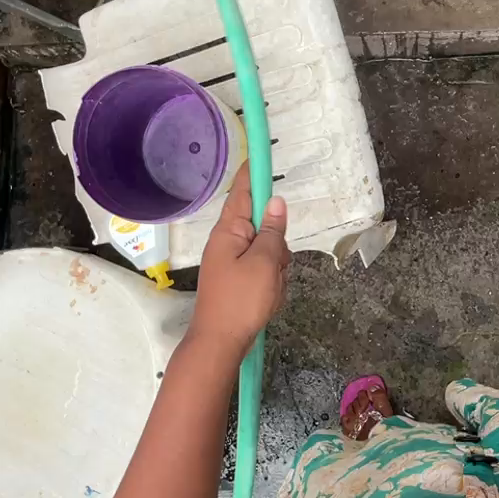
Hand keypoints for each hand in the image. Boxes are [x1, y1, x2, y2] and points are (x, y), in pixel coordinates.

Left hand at [191, 164, 289, 353]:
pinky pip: (263, 270)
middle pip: (262, 225)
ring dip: (276, 268)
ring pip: (267, 250)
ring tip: (270, 289)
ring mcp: (231, 262)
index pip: (243, 192)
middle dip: (278, 244)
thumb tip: (275, 202)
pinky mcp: (238, 280)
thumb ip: (273, 232)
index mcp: (229, 231)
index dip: (254, 173)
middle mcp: (227, 241)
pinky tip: (268, 300)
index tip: (263, 153)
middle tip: (276, 265)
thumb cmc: (241, 301)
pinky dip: (271, 282)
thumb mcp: (265, 264)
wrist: (220, 344)